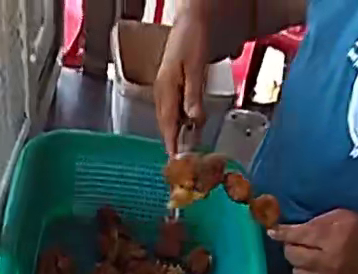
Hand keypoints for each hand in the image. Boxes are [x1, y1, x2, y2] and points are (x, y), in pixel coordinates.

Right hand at [154, 6, 211, 153]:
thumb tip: (194, 121)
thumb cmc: (193, 39)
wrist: (191, 21)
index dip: (173, 147)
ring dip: (177, 139)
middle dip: (174, 148)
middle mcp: (162, 94)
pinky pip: (173, 114)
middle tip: (184, 169)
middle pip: (167, 128)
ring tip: (186, 156)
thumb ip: (194, 95)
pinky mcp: (170, 90)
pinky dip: (180, 127)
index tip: (177, 165)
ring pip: (170, 123)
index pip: (168, 126)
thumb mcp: (196, 67)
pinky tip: (189, 133)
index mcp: (165, 90)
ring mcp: (164, 92)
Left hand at [270, 209, 357, 273]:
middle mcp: (326, 259)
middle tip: (295, 241)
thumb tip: (294, 228)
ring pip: (296, 271)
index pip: (299, 235)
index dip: (283, 233)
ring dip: (296, 261)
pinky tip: (312, 265)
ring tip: (305, 254)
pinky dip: (304, 272)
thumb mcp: (342, 216)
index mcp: (331, 236)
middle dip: (289, 247)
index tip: (272, 231)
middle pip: (293, 255)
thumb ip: (318, 221)